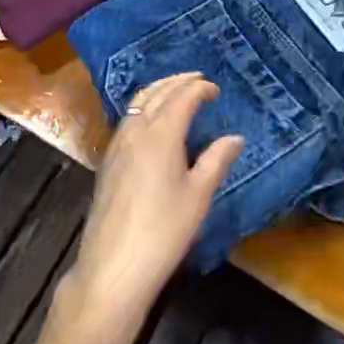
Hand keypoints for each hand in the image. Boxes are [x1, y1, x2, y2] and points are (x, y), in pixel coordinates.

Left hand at [57, 73, 243, 343]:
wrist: (114, 264)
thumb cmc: (164, 230)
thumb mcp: (198, 196)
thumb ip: (217, 160)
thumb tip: (235, 138)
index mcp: (161, 133)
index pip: (182, 97)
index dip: (200, 88)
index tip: (215, 90)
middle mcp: (136, 129)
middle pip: (157, 92)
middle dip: (178, 81)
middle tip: (197, 79)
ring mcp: (117, 143)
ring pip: (137, 102)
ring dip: (158, 90)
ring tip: (176, 91)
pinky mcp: (108, 159)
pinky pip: (128, 118)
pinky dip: (144, 106)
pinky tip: (152, 120)